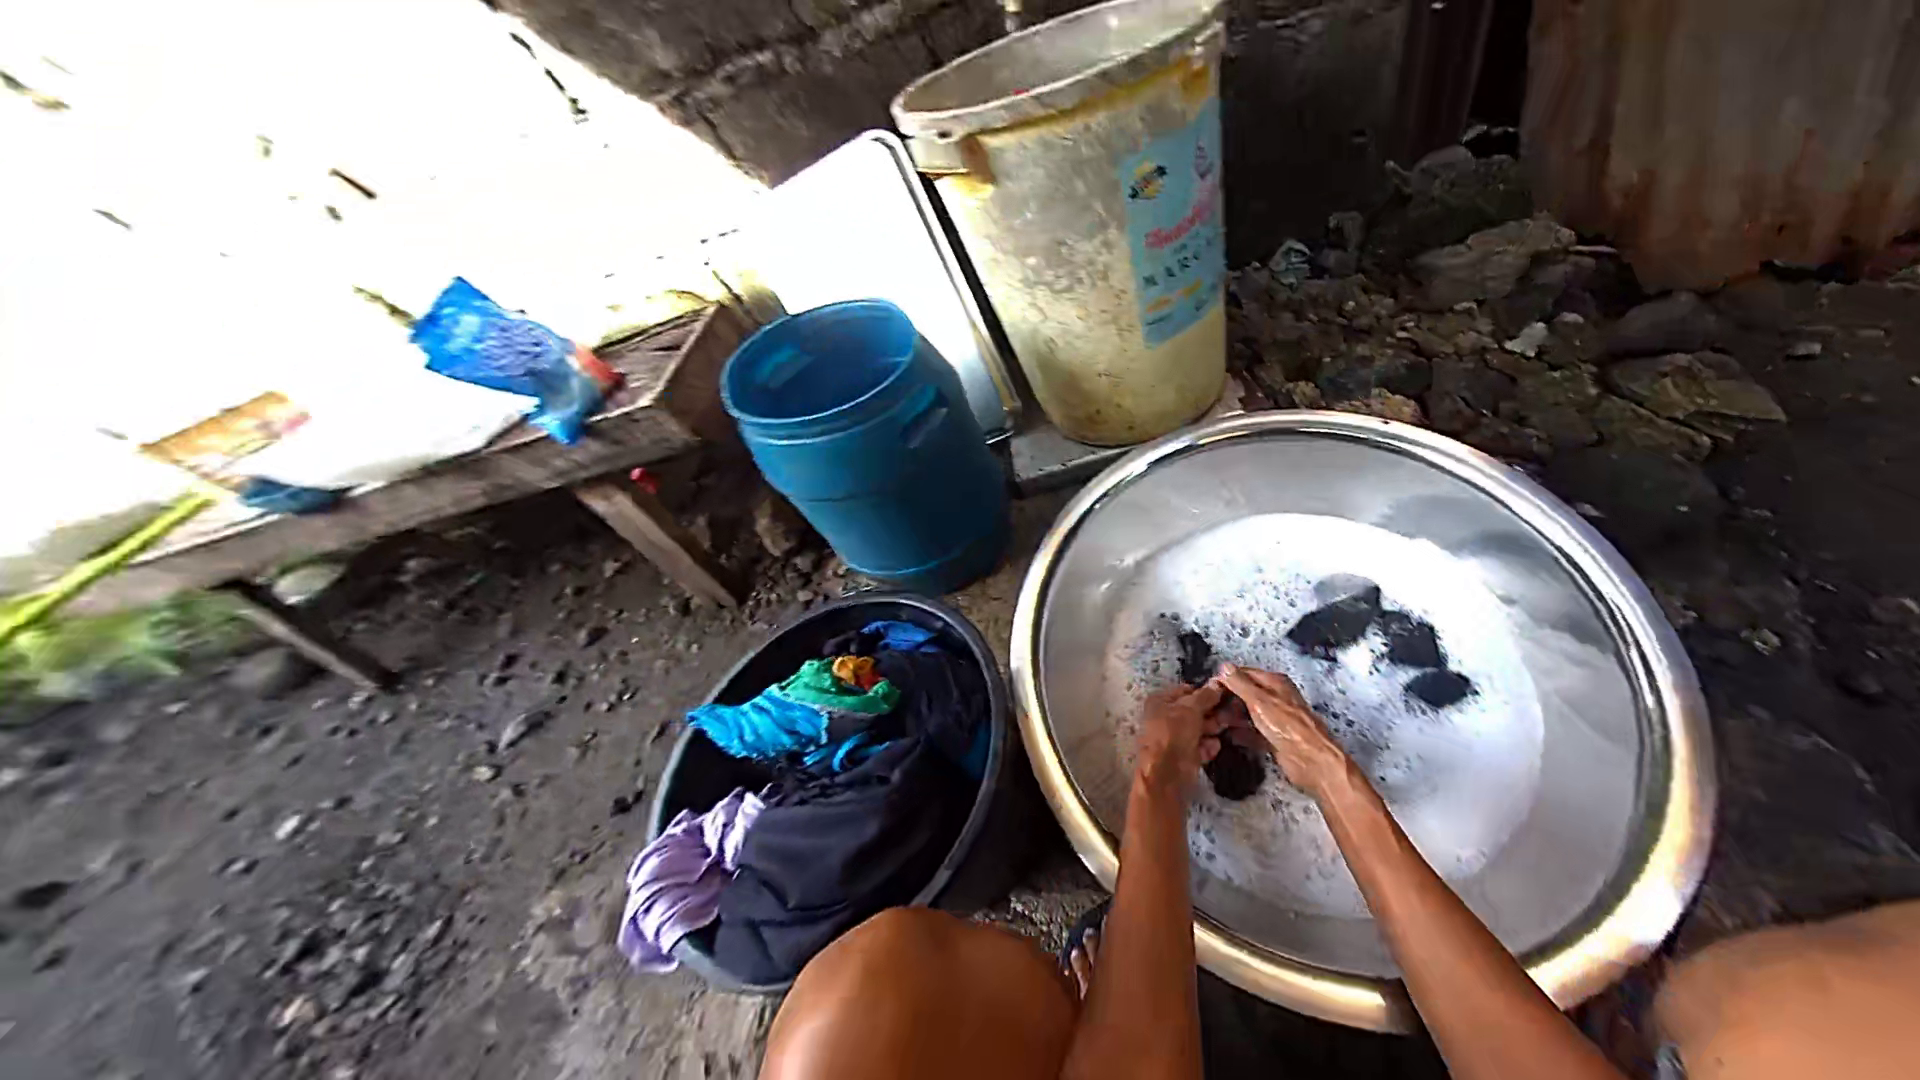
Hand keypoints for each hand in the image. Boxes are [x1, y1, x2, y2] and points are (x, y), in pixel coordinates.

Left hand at [1133, 681, 1226, 788]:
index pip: (1186, 691)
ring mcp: (1175, 737)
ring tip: (1224, 728)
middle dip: (1213, 712)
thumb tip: (1217, 686)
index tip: (1225, 694)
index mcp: (1161, 701)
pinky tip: (1212, 748)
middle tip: (1232, 712)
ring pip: (1199, 728)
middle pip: (1194, 710)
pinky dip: (1207, 746)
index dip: (1205, 692)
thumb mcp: (1190, 708)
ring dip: (1213, 728)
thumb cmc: (1174, 733)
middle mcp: (1166, 717)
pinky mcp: (1184, 755)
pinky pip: (1200, 746)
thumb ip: (1205, 697)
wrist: (1167, 773)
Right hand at [1213, 664, 1352, 796]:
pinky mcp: (1275, 738)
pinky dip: (1241, 733)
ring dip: (1232, 717)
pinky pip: (1253, 732)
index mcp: (1275, 683)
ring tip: (1214, 722)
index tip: (1208, 688)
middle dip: (1227, 700)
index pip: (1244, 674)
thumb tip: (1224, 666)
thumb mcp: (1259, 701)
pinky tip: (1228, 736)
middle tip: (1209, 708)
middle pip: (1245, 694)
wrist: (1312, 761)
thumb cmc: (1288, 727)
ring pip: (1248, 713)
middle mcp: (1276, 698)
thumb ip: (1240, 684)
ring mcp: (1276, 719)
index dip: (1226, 680)